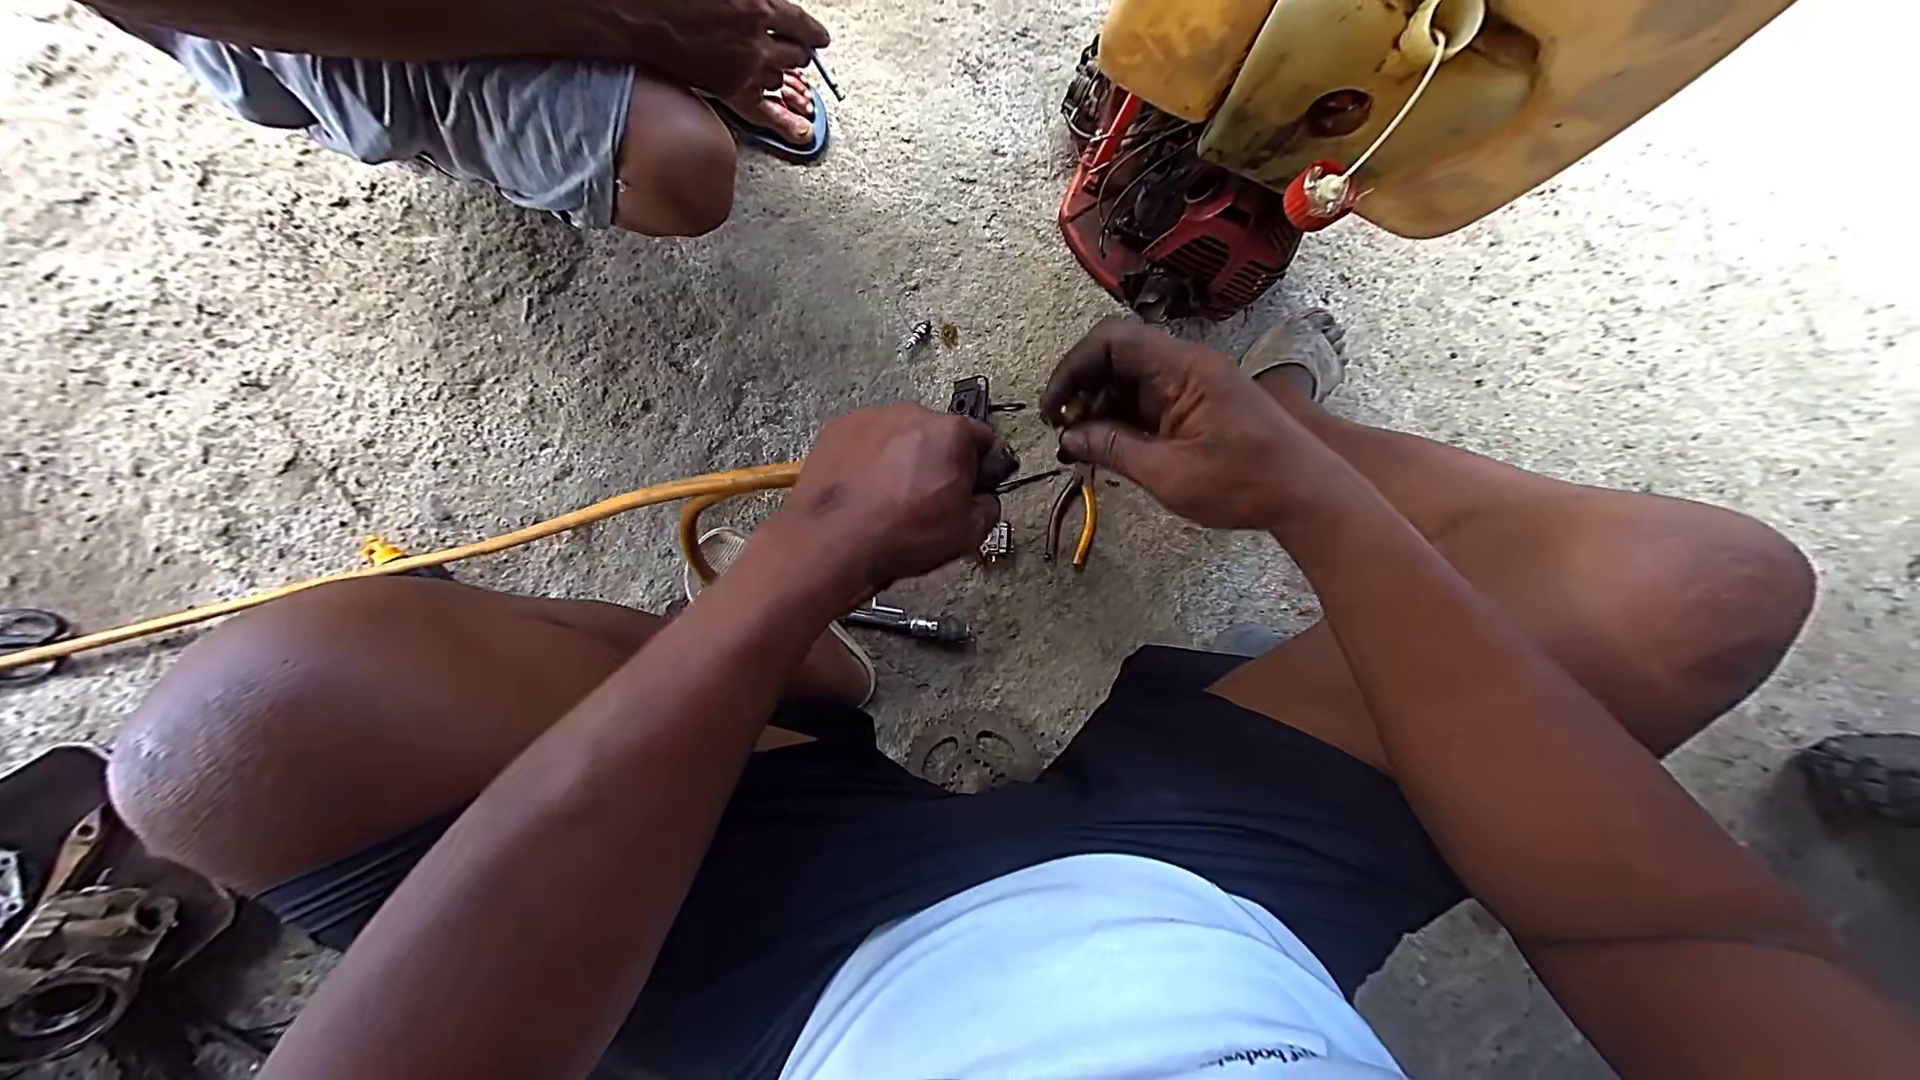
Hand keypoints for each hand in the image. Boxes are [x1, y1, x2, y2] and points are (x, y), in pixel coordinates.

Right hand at [616, 0, 829, 97]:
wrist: (638, 16)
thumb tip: (770, 6)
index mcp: (757, 4)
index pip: (801, 24)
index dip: (814, 33)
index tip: (821, 39)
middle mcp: (757, 38)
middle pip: (798, 55)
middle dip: (799, 53)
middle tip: (798, 50)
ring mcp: (746, 67)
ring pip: (780, 77)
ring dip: (778, 70)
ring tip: (768, 62)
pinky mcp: (732, 87)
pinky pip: (762, 94)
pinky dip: (762, 85)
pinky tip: (754, 76)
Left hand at [776, 404, 1000, 598]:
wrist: (833, 542)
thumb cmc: (896, 534)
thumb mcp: (967, 533)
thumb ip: (988, 507)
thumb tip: (984, 501)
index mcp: (951, 433)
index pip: (983, 439)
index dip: (983, 466)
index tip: (975, 483)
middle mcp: (911, 415)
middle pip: (938, 435)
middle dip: (938, 462)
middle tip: (930, 499)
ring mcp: (871, 420)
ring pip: (899, 437)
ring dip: (902, 460)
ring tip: (892, 499)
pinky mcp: (838, 431)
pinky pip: (866, 442)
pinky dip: (869, 461)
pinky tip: (867, 492)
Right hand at [1041, 319, 1340, 530]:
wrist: (1303, 494)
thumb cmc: (1246, 483)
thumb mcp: (1168, 473)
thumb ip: (1114, 450)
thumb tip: (1070, 437)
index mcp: (1185, 370)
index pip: (1113, 341)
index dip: (1073, 368)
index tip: (1055, 407)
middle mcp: (1186, 367)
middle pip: (1115, 357)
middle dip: (1081, 391)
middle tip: (1064, 432)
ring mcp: (1189, 385)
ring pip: (1126, 380)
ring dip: (1097, 408)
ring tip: (1081, 446)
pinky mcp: (1191, 404)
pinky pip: (1143, 400)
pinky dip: (1118, 420)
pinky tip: (1105, 447)